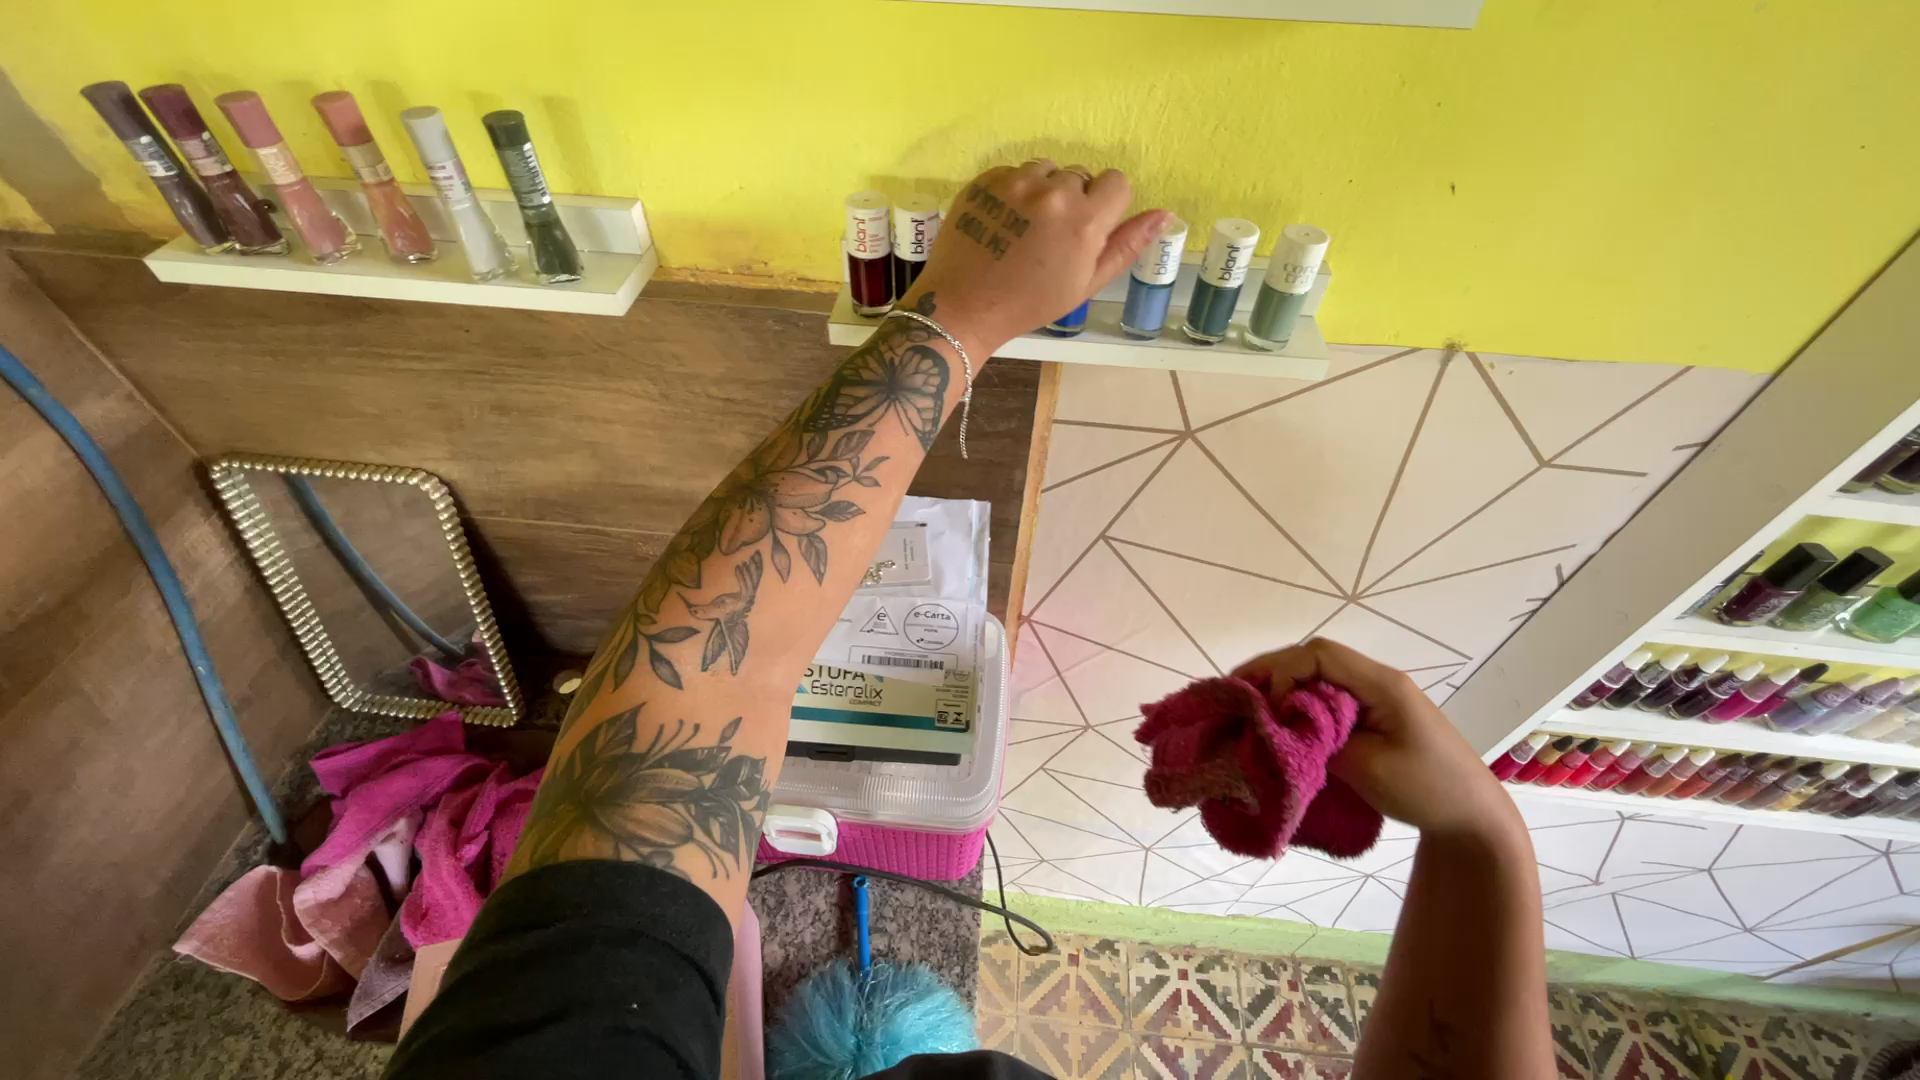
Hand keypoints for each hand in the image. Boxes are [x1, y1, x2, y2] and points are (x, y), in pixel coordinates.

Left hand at [901, 160, 1168, 354]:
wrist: (964, 307)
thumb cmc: (1029, 304)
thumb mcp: (1085, 284)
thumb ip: (1125, 246)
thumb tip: (1164, 214)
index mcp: (1085, 220)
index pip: (1117, 182)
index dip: (1105, 207)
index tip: (1087, 231)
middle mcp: (1054, 191)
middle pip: (1080, 176)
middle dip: (1074, 200)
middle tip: (1051, 239)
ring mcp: (1016, 182)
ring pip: (1047, 170)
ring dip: (1044, 191)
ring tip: (1026, 229)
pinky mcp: (986, 180)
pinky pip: (1014, 173)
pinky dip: (1013, 192)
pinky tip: (1003, 224)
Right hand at [1234, 638, 1523, 839]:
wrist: (1474, 817)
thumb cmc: (1425, 790)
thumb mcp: (1367, 768)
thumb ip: (1319, 740)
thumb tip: (1277, 727)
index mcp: (1382, 684)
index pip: (1319, 655)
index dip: (1284, 672)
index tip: (1271, 709)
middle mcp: (1377, 679)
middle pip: (1313, 657)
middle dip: (1271, 671)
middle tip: (1234, 691)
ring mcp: (1376, 695)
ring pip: (1317, 673)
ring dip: (1282, 684)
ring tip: (1247, 702)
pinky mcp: (1372, 713)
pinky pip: (1327, 694)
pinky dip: (1298, 700)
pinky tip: (1278, 716)